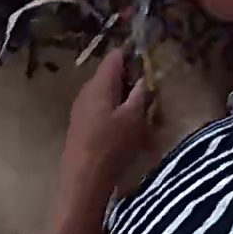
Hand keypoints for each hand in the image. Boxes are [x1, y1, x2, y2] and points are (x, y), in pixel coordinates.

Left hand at [53, 48, 152, 220]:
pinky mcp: (81, 124)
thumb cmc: (111, 145)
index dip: (133, 53)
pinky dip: (116, 110)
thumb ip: (141, 93)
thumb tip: (145, 76)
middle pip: (111, 74)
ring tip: (143, 109)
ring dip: (125, 96)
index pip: (116, 56)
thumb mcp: (134, 117)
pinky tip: (127, 126)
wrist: (83, 180)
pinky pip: (102, 107)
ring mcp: (81, 108)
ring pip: (107, 92)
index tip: (150, 57)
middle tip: (151, 87)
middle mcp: (87, 90)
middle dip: (131, 77)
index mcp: (99, 83)